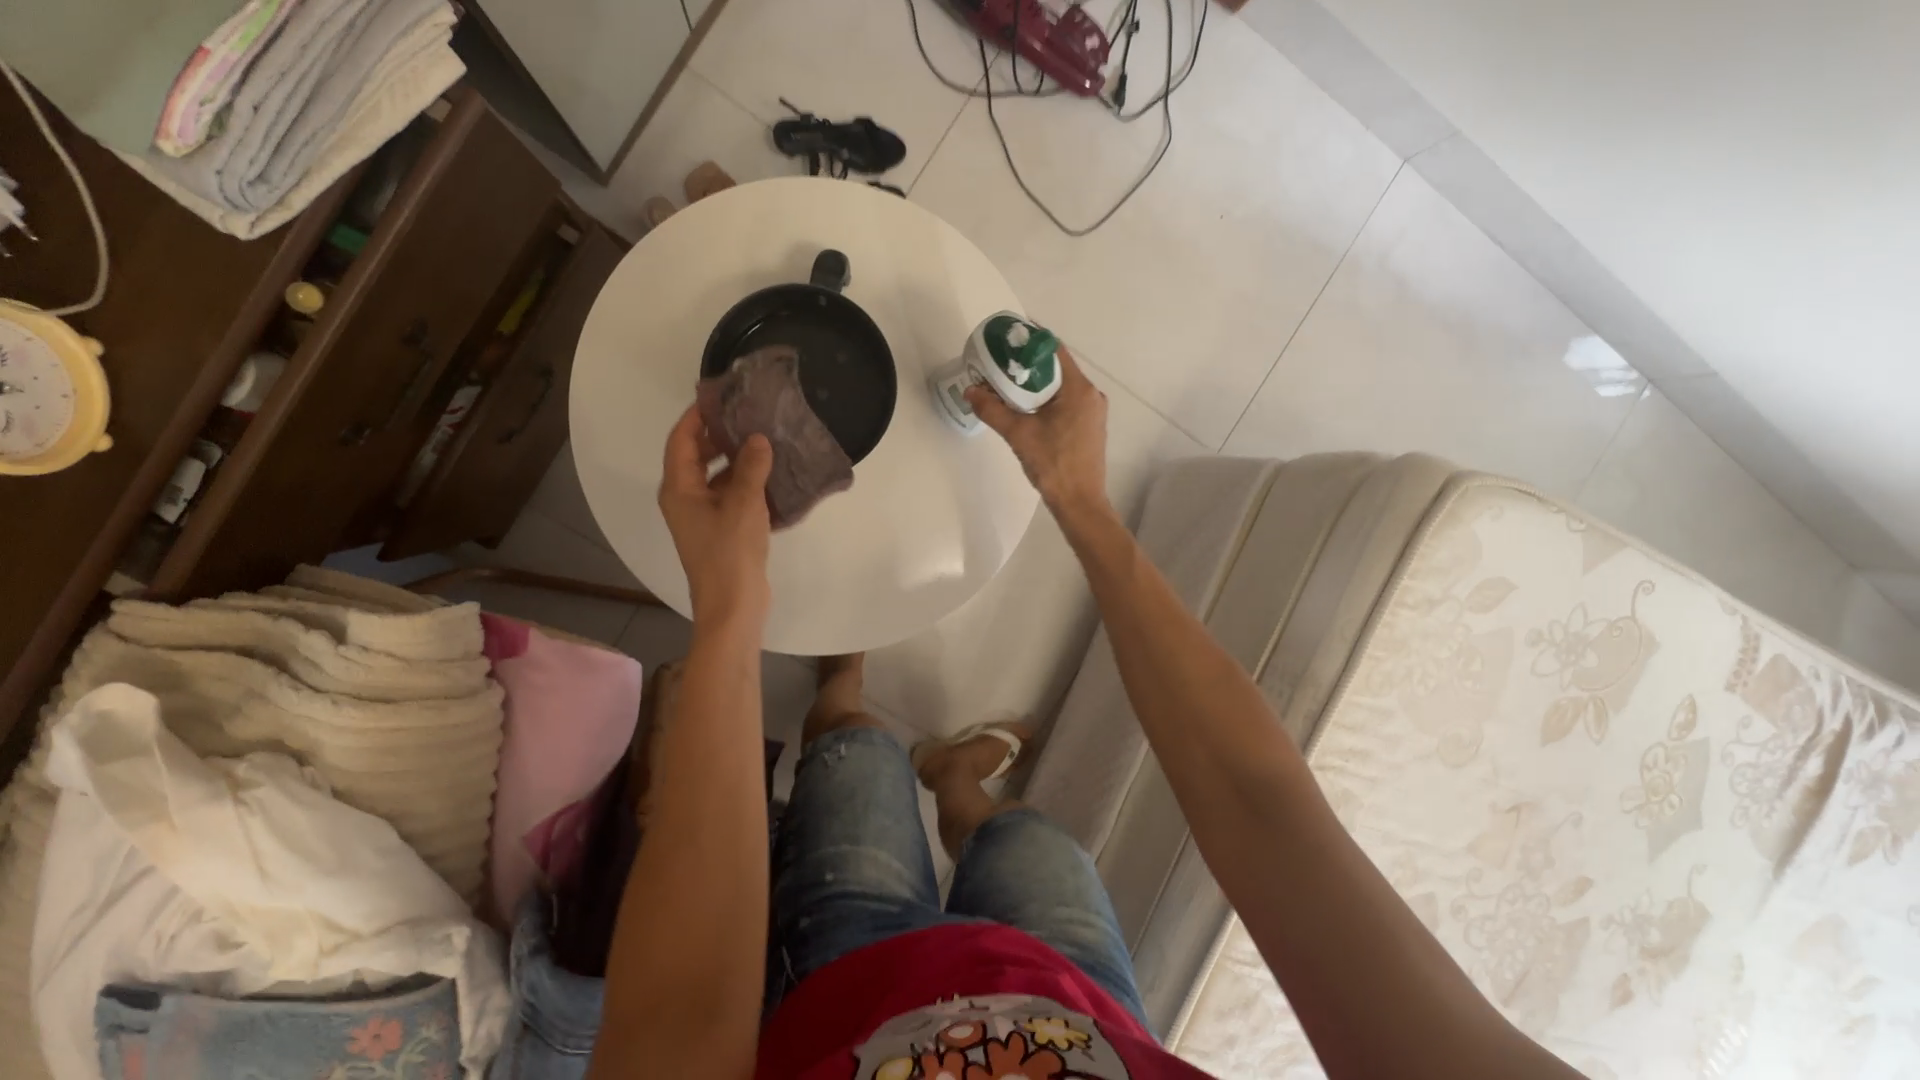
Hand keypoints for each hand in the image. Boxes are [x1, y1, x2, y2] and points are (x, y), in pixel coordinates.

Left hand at [658, 404, 773, 627]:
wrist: (733, 605)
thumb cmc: (730, 552)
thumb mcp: (744, 504)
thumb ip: (751, 467)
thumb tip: (758, 438)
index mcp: (678, 489)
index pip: (681, 439)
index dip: (697, 415)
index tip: (721, 395)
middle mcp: (684, 499)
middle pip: (696, 455)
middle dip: (720, 435)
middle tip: (749, 415)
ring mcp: (702, 517)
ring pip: (716, 476)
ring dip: (737, 459)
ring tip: (765, 440)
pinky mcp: (721, 530)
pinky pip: (730, 496)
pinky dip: (746, 483)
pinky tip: (772, 475)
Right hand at [964, 344, 1110, 518]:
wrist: (1079, 503)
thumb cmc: (1053, 465)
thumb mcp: (1018, 434)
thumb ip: (992, 409)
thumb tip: (970, 391)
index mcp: (1079, 390)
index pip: (1053, 351)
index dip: (1029, 342)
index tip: (1005, 341)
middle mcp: (1090, 395)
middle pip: (1056, 368)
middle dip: (1027, 365)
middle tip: (999, 364)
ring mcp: (1092, 412)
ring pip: (1060, 387)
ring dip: (1034, 384)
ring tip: (1006, 385)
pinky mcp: (1088, 427)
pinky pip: (1065, 402)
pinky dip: (1044, 400)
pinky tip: (1024, 408)